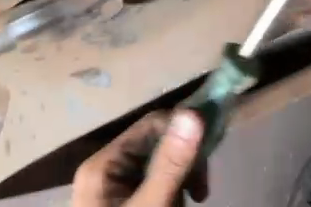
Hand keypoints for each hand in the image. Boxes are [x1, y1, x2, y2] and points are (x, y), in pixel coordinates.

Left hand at [71, 110, 204, 206]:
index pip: (151, 125)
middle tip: (200, 191)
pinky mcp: (125, 199)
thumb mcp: (150, 205)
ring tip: (191, 199)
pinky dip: (173, 189)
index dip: (183, 133)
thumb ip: (170, 163)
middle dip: (184, 163)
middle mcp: (106, 168)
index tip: (208, 154)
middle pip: (157, 144)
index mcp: (102, 163)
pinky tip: (179, 203)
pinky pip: (155, 181)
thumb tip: (194, 112)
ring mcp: (115, 186)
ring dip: (181, 179)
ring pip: (161, 163)